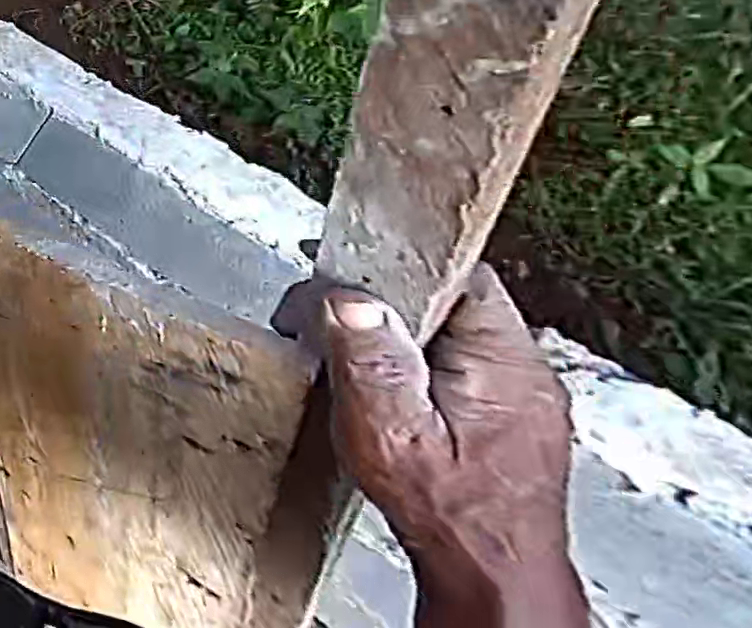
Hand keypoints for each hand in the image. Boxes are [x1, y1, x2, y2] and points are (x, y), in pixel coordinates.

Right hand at [316, 266, 587, 627]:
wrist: (487, 572)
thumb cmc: (439, 503)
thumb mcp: (390, 429)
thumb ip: (372, 361)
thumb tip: (349, 298)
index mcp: (502, 363)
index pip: (459, 276)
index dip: (394, 258)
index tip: (336, 259)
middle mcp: (518, 368)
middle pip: (439, 296)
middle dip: (369, 294)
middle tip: (312, 313)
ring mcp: (511, 388)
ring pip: (435, 322)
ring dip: (377, 323)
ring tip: (326, 342)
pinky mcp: (495, 405)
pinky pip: (440, 350)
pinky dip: (394, 347)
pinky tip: (359, 367)